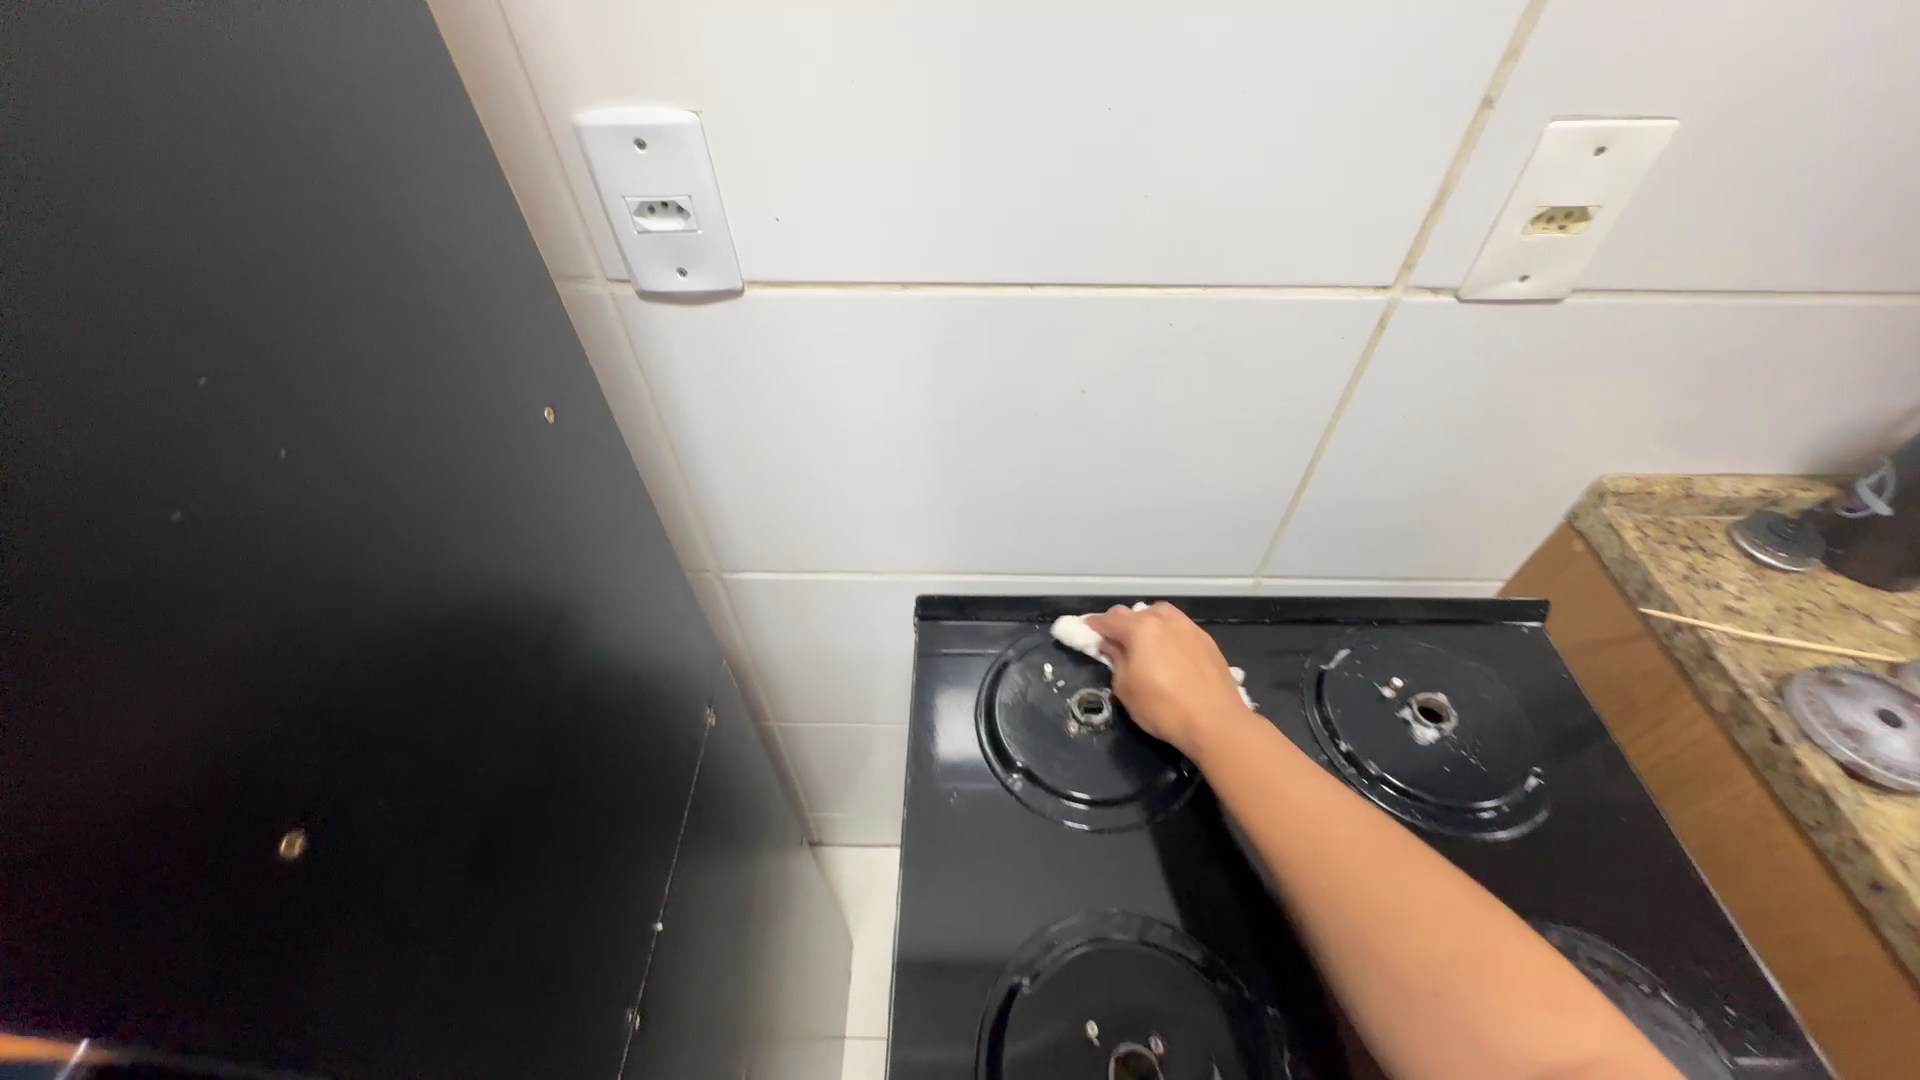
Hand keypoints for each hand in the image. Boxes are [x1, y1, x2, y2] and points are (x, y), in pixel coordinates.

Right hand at [1084, 602, 1256, 759]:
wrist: (1216, 722)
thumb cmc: (1162, 707)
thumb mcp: (1125, 688)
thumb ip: (1115, 660)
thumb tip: (1111, 646)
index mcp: (1140, 628)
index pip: (1109, 620)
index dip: (1094, 625)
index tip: (1086, 631)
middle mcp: (1165, 620)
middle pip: (1135, 613)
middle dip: (1120, 624)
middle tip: (1114, 642)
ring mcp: (1189, 628)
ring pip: (1161, 615)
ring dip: (1147, 624)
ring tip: (1144, 644)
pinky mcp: (1207, 641)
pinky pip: (1180, 629)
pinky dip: (1168, 634)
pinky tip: (1169, 654)